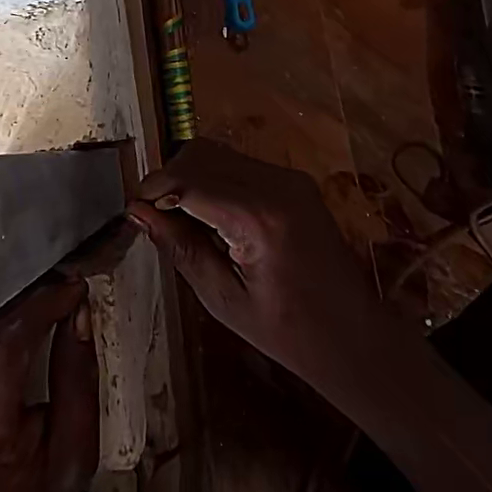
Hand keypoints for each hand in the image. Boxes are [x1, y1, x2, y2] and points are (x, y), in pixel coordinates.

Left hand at [0, 279, 97, 491]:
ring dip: (8, 312)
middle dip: (26, 301)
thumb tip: (76, 314)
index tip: (67, 289)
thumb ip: (77, 379)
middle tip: (58, 293)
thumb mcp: (74, 451)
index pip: (4, 342)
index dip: (40, 305)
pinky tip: (16, 333)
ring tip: (42, 312)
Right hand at [125, 142, 376, 381]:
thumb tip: (136, 211)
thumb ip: (179, 247)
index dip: (153, 190)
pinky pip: (236, 163)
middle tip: (157, 217)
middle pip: (199, 155)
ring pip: (215, 152)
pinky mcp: (293, 180)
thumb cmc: (289, 333)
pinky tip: (211, 214)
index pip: (188, 180)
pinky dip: (211, 178)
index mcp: (259, 219)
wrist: (357, 339)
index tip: (134, 210)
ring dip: (188, 175)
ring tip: (182, 217)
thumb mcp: (223, 299)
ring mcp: (288, 178)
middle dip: (168, 179)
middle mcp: (276, 185)